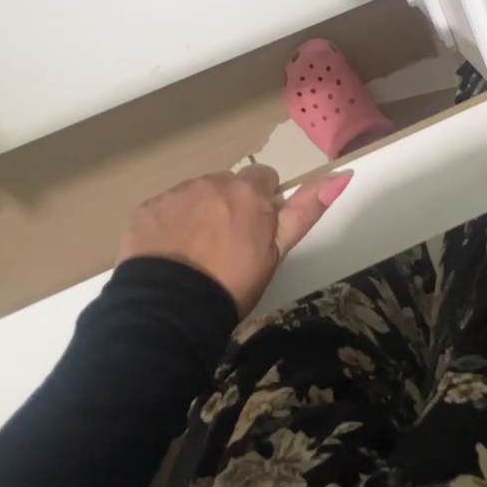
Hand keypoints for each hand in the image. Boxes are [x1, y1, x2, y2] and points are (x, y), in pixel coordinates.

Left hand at [118, 164, 351, 315]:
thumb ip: (306, 210)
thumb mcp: (276, 251)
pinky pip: (163, 211)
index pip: (263, 179)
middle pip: (226, 186)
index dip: (262, 205)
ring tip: (195, 255)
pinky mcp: (145, 210)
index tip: (255, 233)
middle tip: (225, 248)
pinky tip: (169, 256)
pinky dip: (167, 227)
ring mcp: (174, 194)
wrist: (170, 310)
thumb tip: (342, 176)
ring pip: (194, 196)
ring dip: (198, 215)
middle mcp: (210, 182)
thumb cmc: (233, 283)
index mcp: (247, 191)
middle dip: (229, 206)